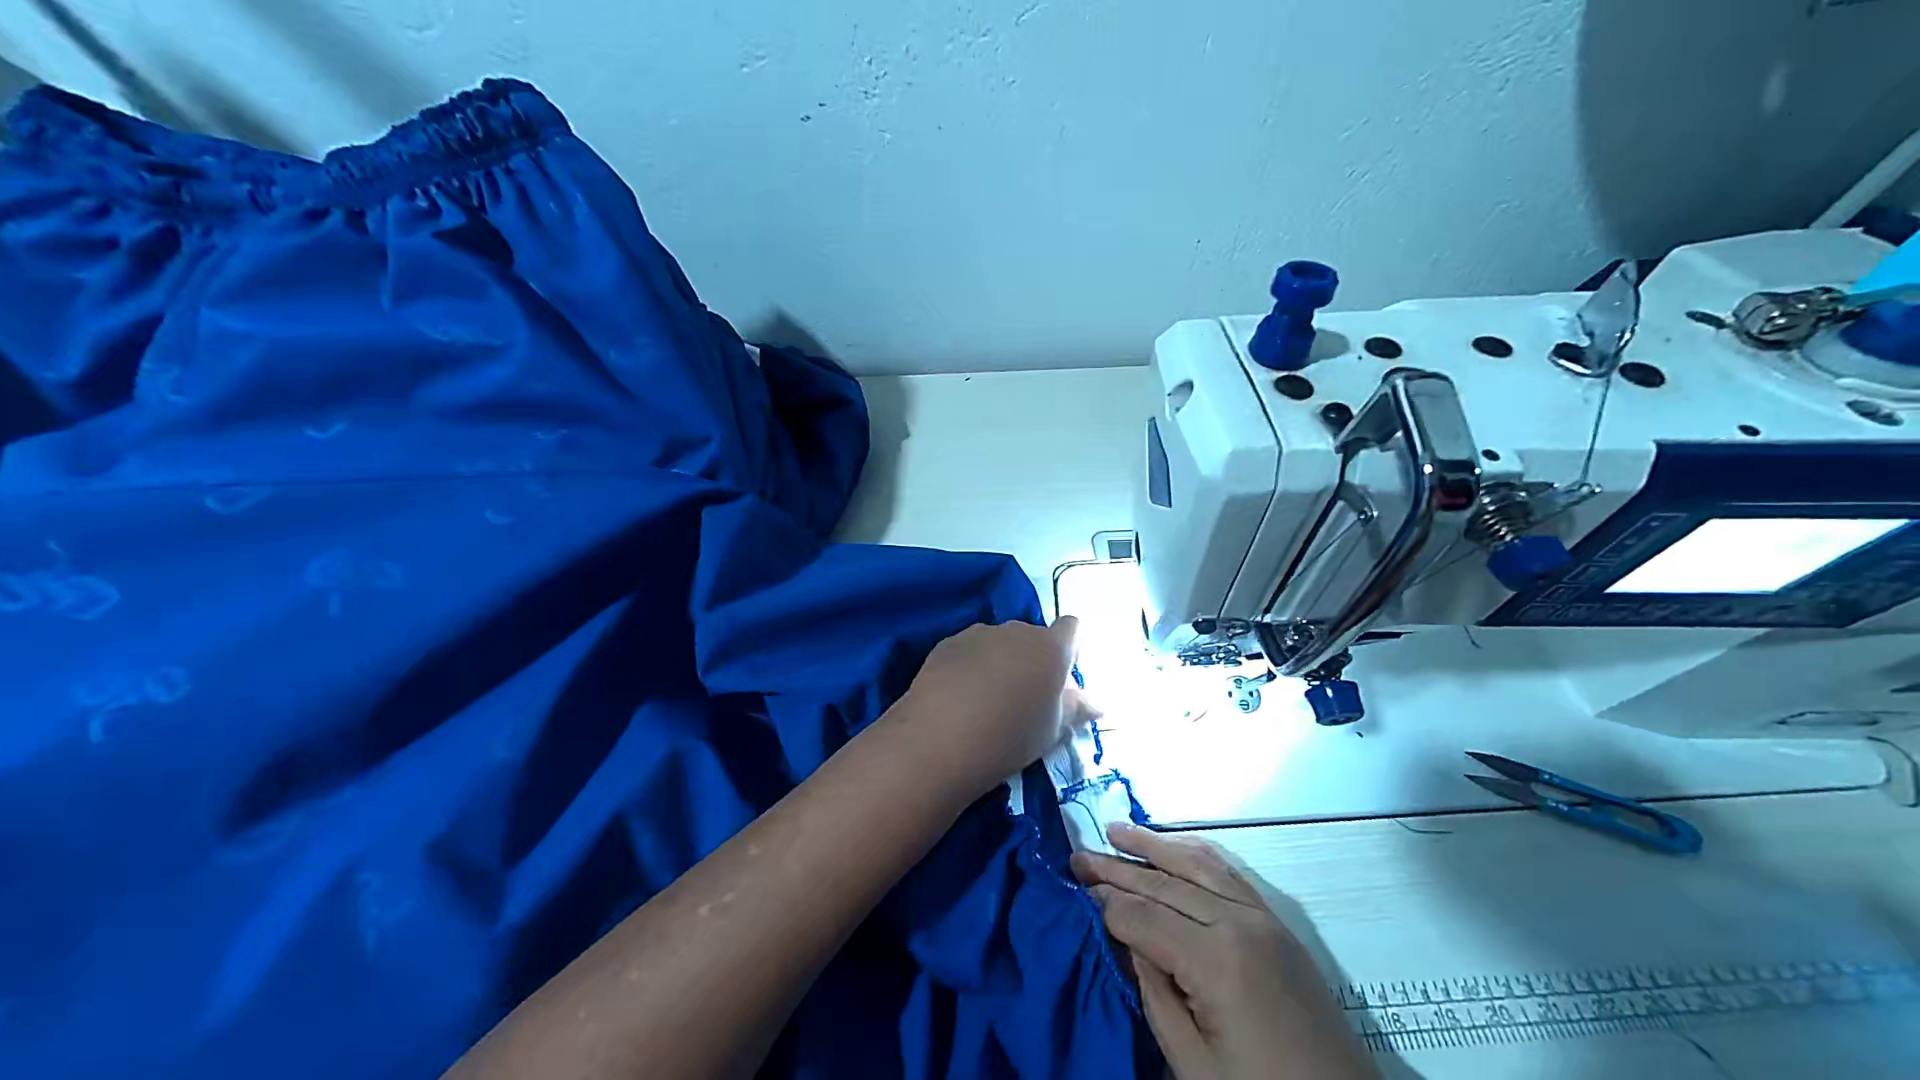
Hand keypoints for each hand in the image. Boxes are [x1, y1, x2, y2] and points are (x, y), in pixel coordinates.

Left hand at [886, 618, 1086, 798]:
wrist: (941, 736)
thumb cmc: (1011, 736)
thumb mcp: (1052, 731)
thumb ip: (1074, 710)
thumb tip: (1096, 704)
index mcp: (1050, 648)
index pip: (1071, 627)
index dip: (1069, 647)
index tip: (1060, 674)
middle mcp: (1017, 630)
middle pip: (1033, 637)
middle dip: (1032, 659)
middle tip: (1024, 698)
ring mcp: (979, 633)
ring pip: (999, 642)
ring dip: (1000, 661)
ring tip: (986, 700)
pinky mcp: (948, 642)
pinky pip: (970, 649)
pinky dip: (970, 665)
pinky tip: (959, 695)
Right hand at [1071, 824, 1378, 1079]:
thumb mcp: (1192, 1061)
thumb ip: (1153, 990)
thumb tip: (1123, 934)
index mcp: (1217, 960)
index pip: (1144, 915)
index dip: (1106, 902)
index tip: (1075, 889)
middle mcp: (1240, 923)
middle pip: (1165, 883)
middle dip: (1117, 868)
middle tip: (1078, 854)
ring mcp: (1264, 919)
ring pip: (1198, 864)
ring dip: (1154, 846)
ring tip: (1117, 830)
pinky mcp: (1278, 925)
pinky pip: (1229, 873)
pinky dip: (1195, 853)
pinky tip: (1173, 847)